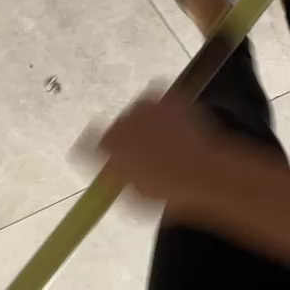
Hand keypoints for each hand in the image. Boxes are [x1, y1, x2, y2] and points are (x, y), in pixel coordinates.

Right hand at [92, 94, 234, 205]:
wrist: (202, 170)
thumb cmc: (167, 190)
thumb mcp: (132, 195)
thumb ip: (116, 177)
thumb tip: (113, 170)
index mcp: (106, 145)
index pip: (87, 143)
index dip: (101, 151)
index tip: (110, 157)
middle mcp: (119, 121)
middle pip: (117, 126)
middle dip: (127, 136)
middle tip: (145, 151)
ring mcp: (145, 105)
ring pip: (138, 111)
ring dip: (146, 121)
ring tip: (164, 140)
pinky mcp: (166, 95)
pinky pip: (160, 100)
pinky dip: (165, 109)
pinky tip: (175, 126)